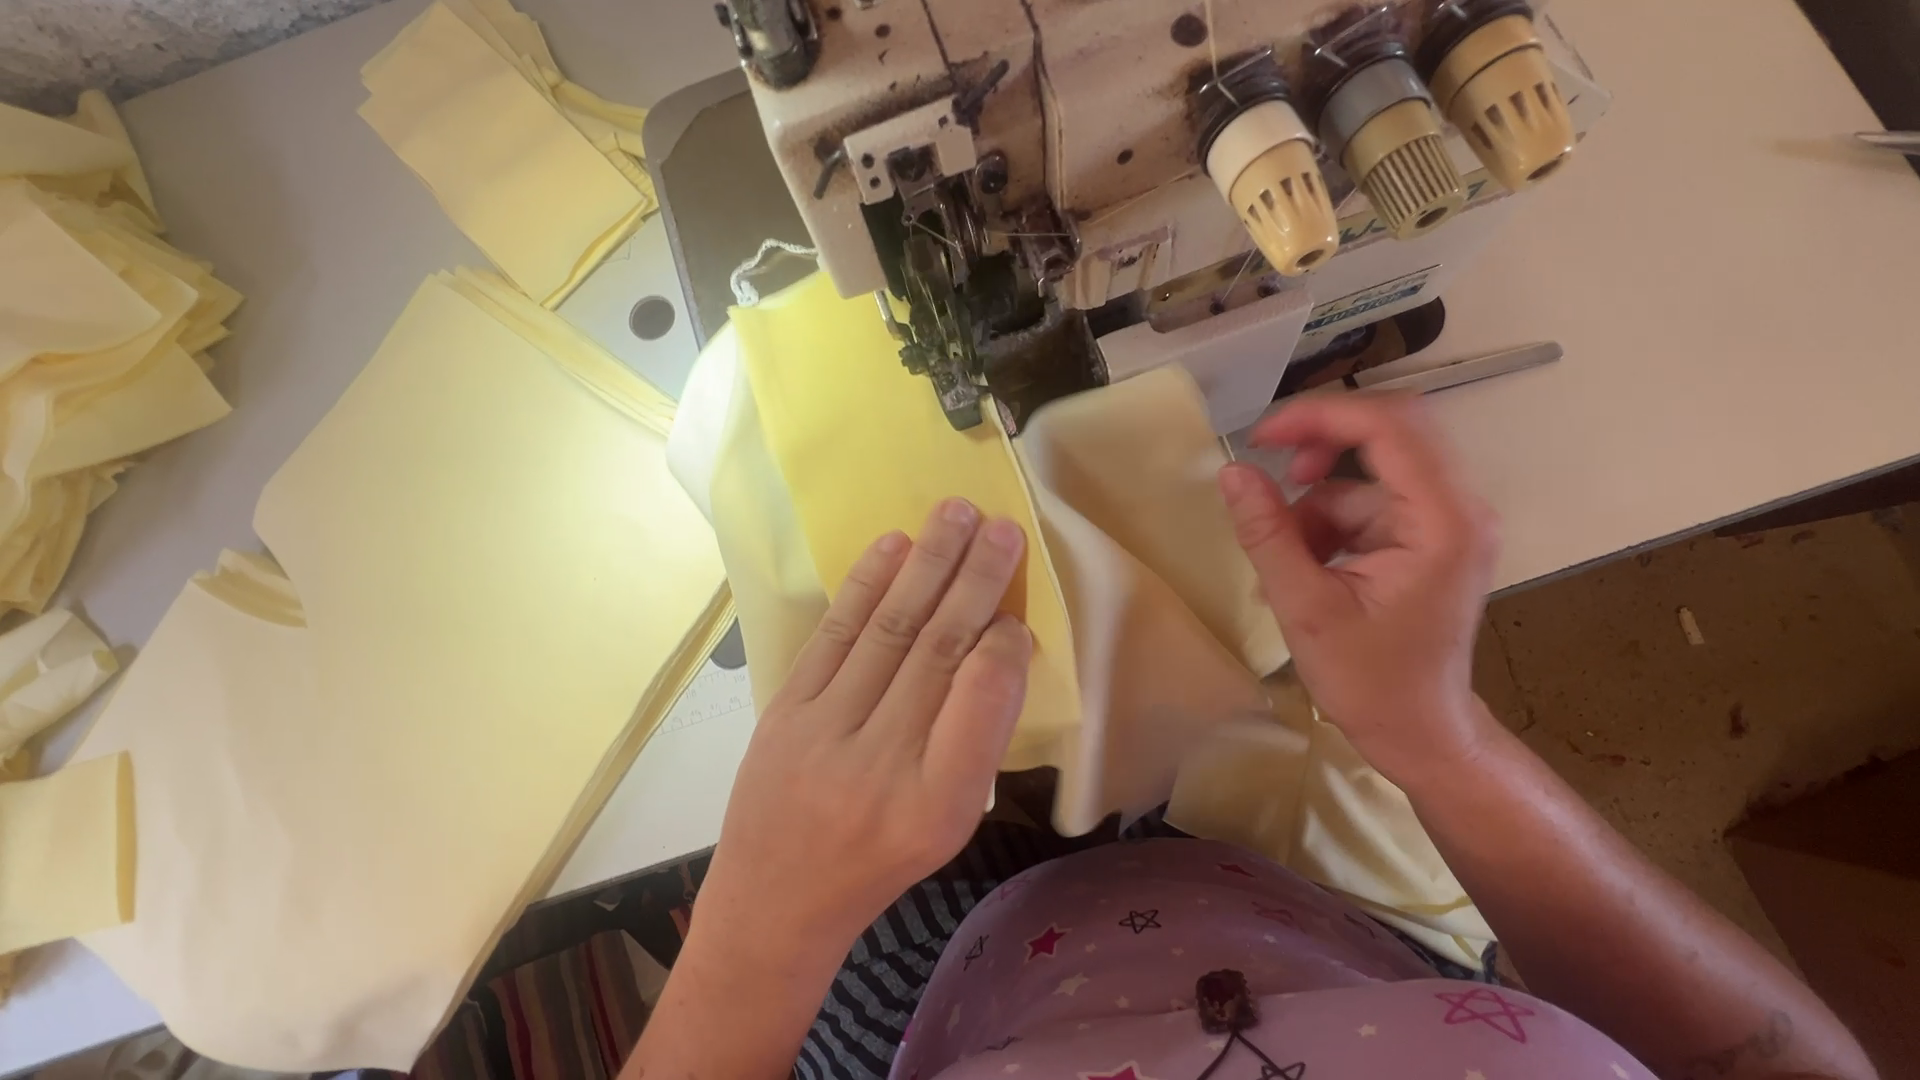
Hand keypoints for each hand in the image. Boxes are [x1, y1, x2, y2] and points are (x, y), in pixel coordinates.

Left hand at [697, 499, 1032, 955]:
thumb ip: (978, 739)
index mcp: (938, 803)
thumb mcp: (948, 822)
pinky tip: (894, 546)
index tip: (1018, 612)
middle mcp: (882, 764)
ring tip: (956, 514)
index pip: (981, 702)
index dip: (1004, 645)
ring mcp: (825, 732)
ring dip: (926, 565)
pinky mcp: (785, 710)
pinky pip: (834, 634)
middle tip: (1003, 527)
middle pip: (937, 651)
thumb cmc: (880, 862)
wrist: (778, 899)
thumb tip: (1002, 646)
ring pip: (889, 629)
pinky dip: (866, 584)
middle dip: (975, 581)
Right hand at [1216, 394, 1499, 786]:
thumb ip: (1267, 533)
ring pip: (1369, 475)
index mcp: (1443, 521)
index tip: (1261, 436)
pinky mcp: (1429, 539)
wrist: (1419, 732)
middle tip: (1269, 470)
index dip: (1321, 416)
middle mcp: (1459, 508)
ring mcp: (1447, 523)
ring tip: (1287, 559)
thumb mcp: (1305, 607)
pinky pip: (1370, 504)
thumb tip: (1232, 472)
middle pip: (1389, 434)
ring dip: (1318, 503)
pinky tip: (1307, 568)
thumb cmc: (1369, 681)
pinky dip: (1330, 525)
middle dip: (1320, 446)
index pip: (1390, 427)